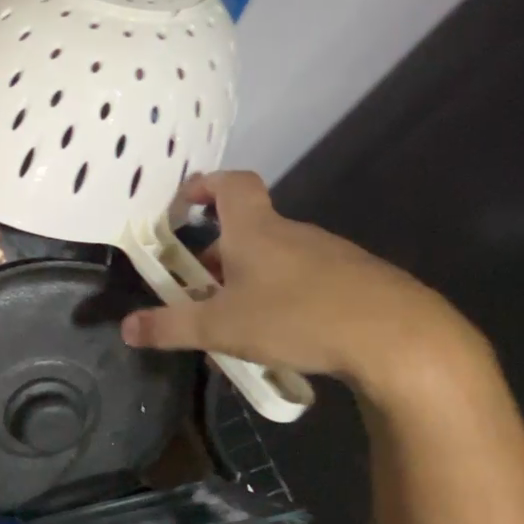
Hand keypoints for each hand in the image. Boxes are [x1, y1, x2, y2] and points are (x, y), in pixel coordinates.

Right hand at [121, 171, 482, 397]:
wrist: (396, 338)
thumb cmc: (296, 318)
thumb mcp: (218, 329)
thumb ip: (168, 327)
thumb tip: (127, 327)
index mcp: (255, 232)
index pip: (231, 185)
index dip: (203, 186)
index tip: (182, 205)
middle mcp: (291, 233)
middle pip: (244, 231)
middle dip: (213, 257)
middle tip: (192, 293)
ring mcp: (326, 255)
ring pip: (271, 259)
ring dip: (244, 281)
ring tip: (230, 323)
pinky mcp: (351, 279)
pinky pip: (300, 280)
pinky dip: (277, 298)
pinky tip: (276, 334)